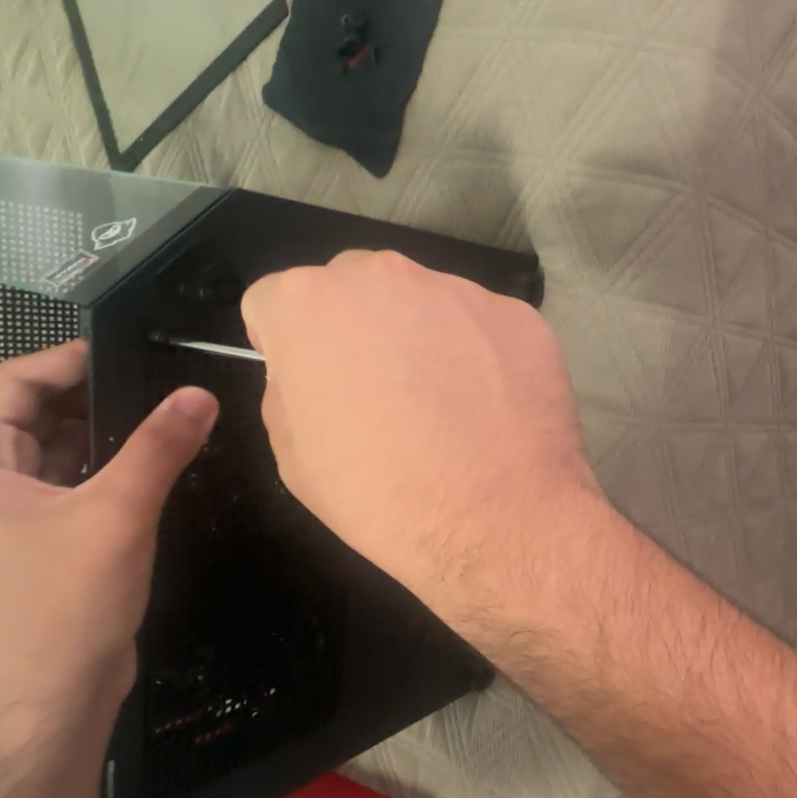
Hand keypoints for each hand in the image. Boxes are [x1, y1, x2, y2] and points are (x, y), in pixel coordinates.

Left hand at [0, 341, 217, 738]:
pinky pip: (64, 489)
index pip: (12, 382)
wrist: (45, 698)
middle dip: (97, 400)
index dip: (72, 361)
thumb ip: (159, 447)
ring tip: (169, 426)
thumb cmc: (64, 602)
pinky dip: (103, 474)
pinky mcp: (28, 546)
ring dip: (105, 439)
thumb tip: (200, 394)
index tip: (138, 355)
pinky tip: (152, 473)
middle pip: (31, 415)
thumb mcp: (117, 514)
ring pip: (53, 454)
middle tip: (167, 390)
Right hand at [242, 251, 601, 633]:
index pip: (275, 302)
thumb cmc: (385, 497)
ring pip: (427, 303)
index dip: (288, 344)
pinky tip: (494, 407)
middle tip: (382, 393)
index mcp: (309, 303)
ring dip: (426, 338)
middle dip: (359, 328)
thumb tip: (313, 371)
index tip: (314, 382)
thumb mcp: (295, 456)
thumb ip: (290, 391)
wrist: (502, 520)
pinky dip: (484, 356)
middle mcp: (385, 276)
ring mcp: (461, 291)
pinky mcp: (520, 317)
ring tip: (449, 406)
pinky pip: (486, 328)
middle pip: (355, 288)